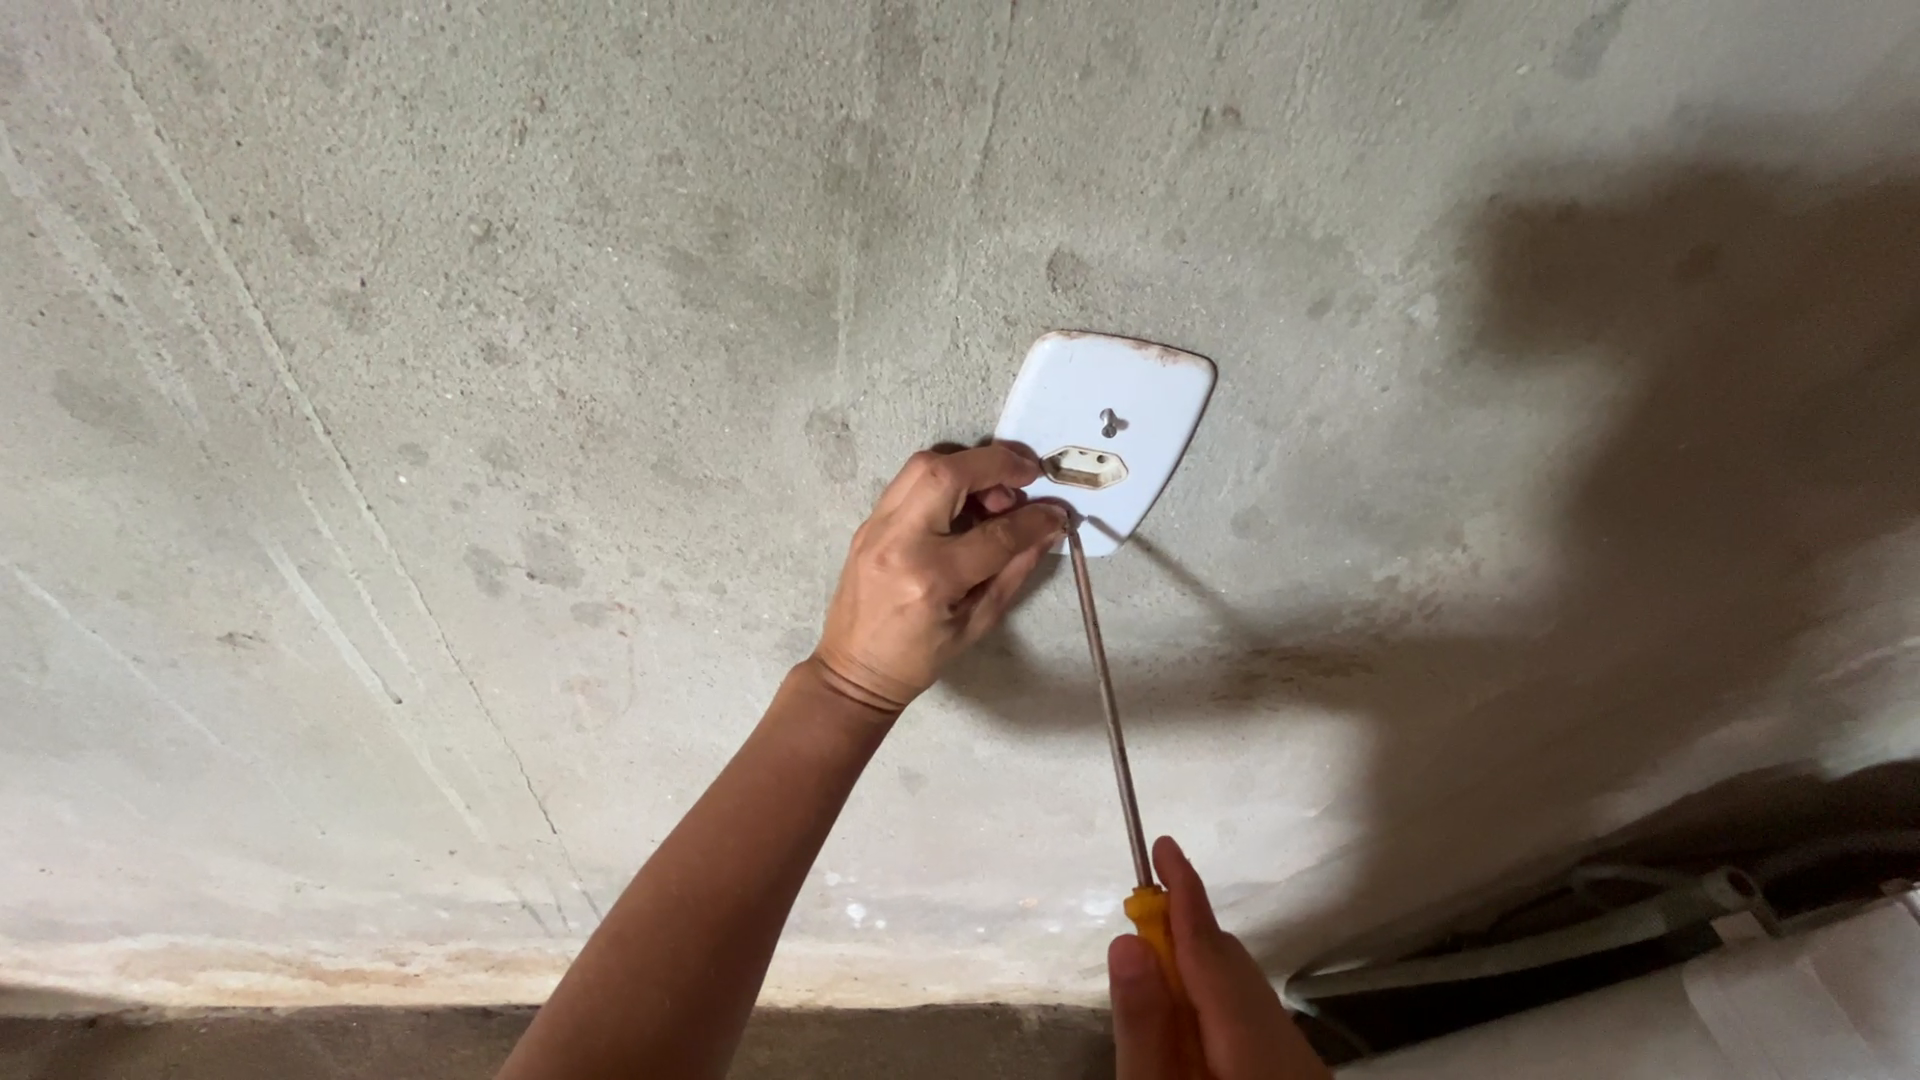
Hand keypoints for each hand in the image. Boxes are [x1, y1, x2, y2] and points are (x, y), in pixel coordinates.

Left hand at [811, 445, 1067, 710]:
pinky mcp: (867, 523)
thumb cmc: (920, 657)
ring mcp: (876, 528)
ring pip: (922, 465)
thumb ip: (1015, 569)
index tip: (1057, 512)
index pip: (995, 534)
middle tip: (1027, 474)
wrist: (854, 669)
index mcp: (931, 579)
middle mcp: (899, 543)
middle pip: (946, 473)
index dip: (1034, 519)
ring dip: (967, 465)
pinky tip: (965, 501)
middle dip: (995, 463)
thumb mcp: (978, 623)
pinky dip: (944, 479)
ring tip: (996, 492)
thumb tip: (1048, 527)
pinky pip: (908, 482)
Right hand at [1111, 837, 1332, 1079]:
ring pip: (1245, 990)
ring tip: (1151, 974)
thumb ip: (1145, 1024)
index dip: (1184, 895)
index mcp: (1257, 1047)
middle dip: (1183, 931)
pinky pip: (1254, 1016)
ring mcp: (1299, 1063)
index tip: (1165, 845)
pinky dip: (1217, 999)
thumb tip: (1127, 941)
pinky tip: (1189, 1018)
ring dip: (1197, 968)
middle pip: (1232, 965)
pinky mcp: (1293, 1075)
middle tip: (1138, 911)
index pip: (1212, 951)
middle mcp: (1291, 1048)